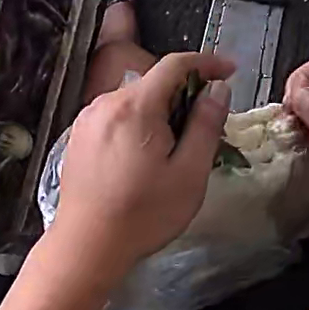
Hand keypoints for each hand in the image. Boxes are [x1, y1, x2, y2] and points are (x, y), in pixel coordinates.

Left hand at [44, 52, 235, 280]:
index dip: (207, 62)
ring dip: (160, 111)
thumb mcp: (189, 173)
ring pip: (134, 100)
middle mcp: (106, 103)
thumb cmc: (144, 214)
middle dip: (184, 94)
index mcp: (136, 106)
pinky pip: (116, 117)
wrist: (86, 247)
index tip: (230, 71)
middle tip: (206, 125)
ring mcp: (87, 119)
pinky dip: (138, 124)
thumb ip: (206, 125)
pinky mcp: (78, 137)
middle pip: (154, 83)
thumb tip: (218, 90)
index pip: (175, 64)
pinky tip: (144, 156)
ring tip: (175, 147)